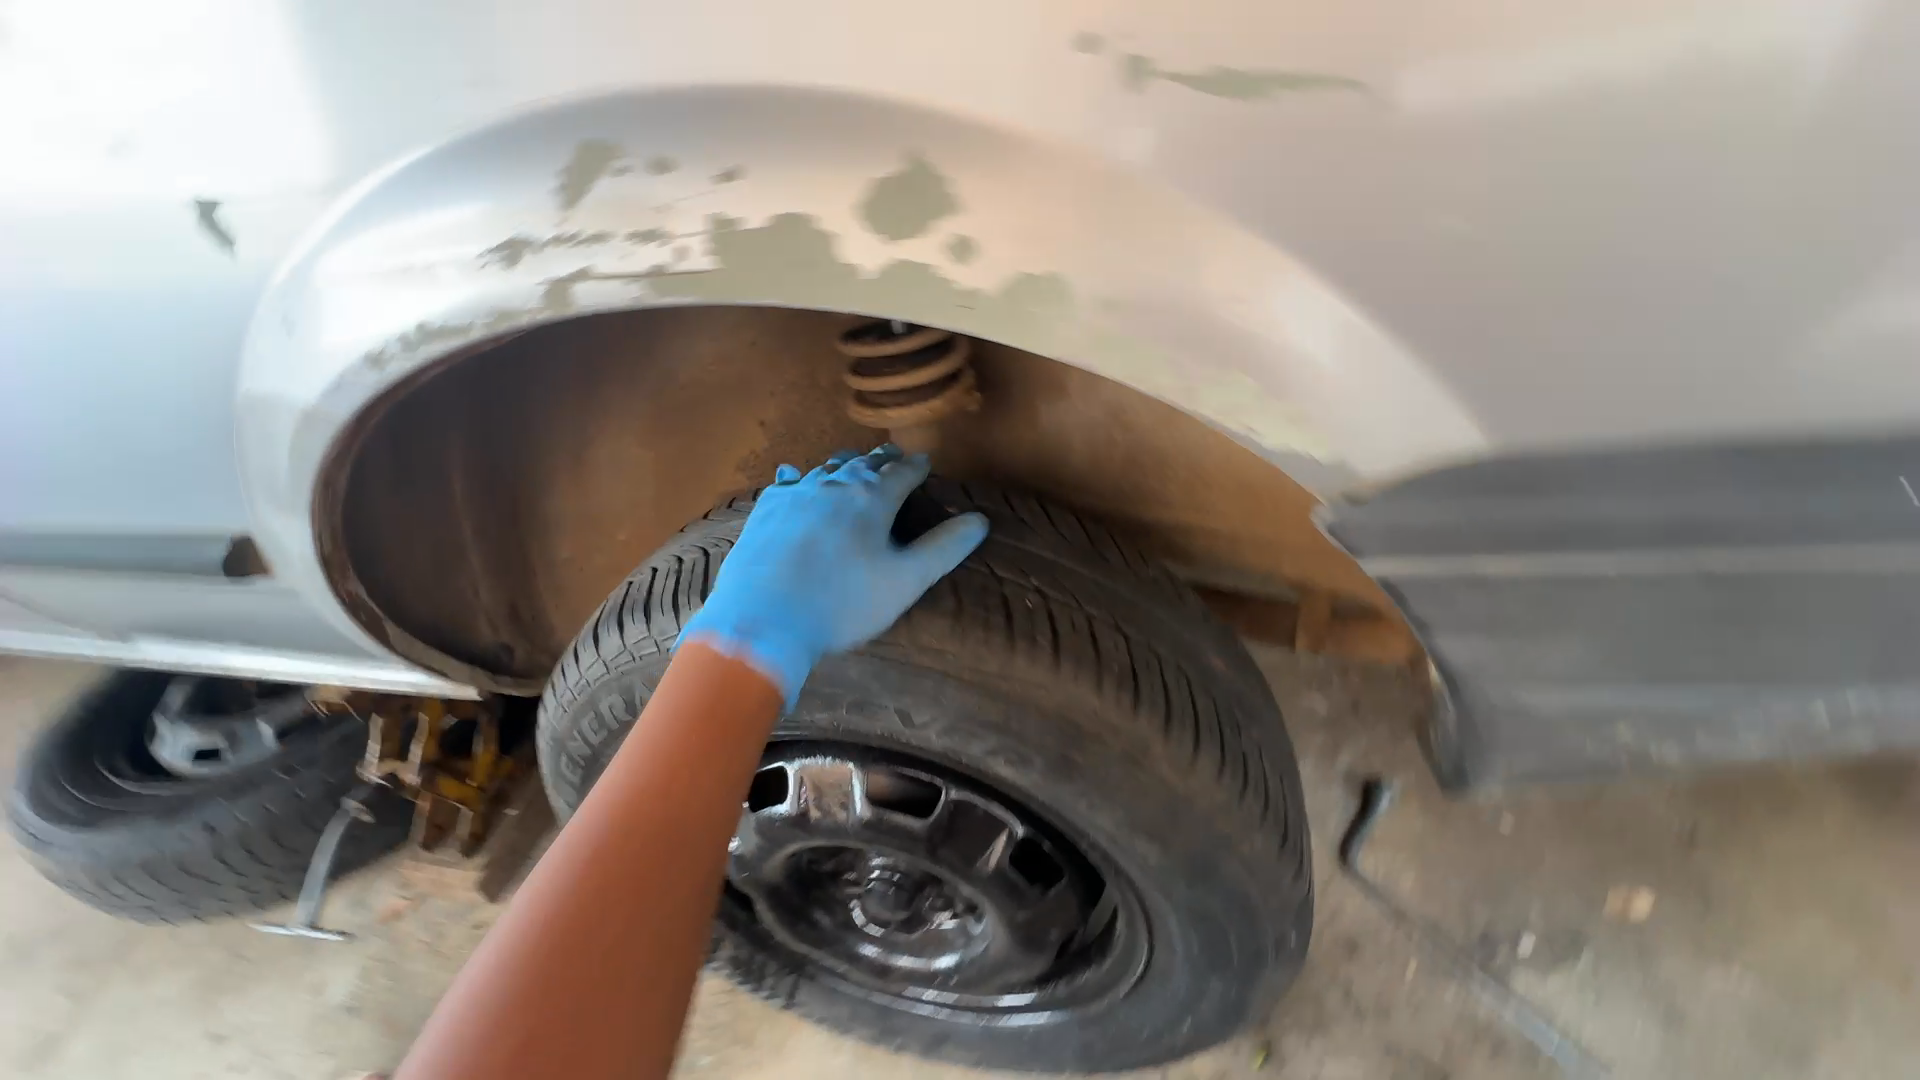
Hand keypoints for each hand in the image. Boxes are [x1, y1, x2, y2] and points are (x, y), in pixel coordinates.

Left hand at [678, 445, 989, 709]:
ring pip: (827, 468)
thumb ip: (944, 548)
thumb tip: (980, 519)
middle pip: (864, 464)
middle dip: (882, 458)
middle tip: (892, 454)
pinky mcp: (766, 510)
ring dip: (845, 463)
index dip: (916, 467)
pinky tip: (794, 474)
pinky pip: (787, 482)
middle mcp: (835, 485)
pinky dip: (799, 475)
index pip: (902, 473)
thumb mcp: (906, 581)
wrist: (764, 620)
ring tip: (853, 461)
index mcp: (872, 498)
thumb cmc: (844, 603)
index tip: (924, 461)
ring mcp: (796, 494)